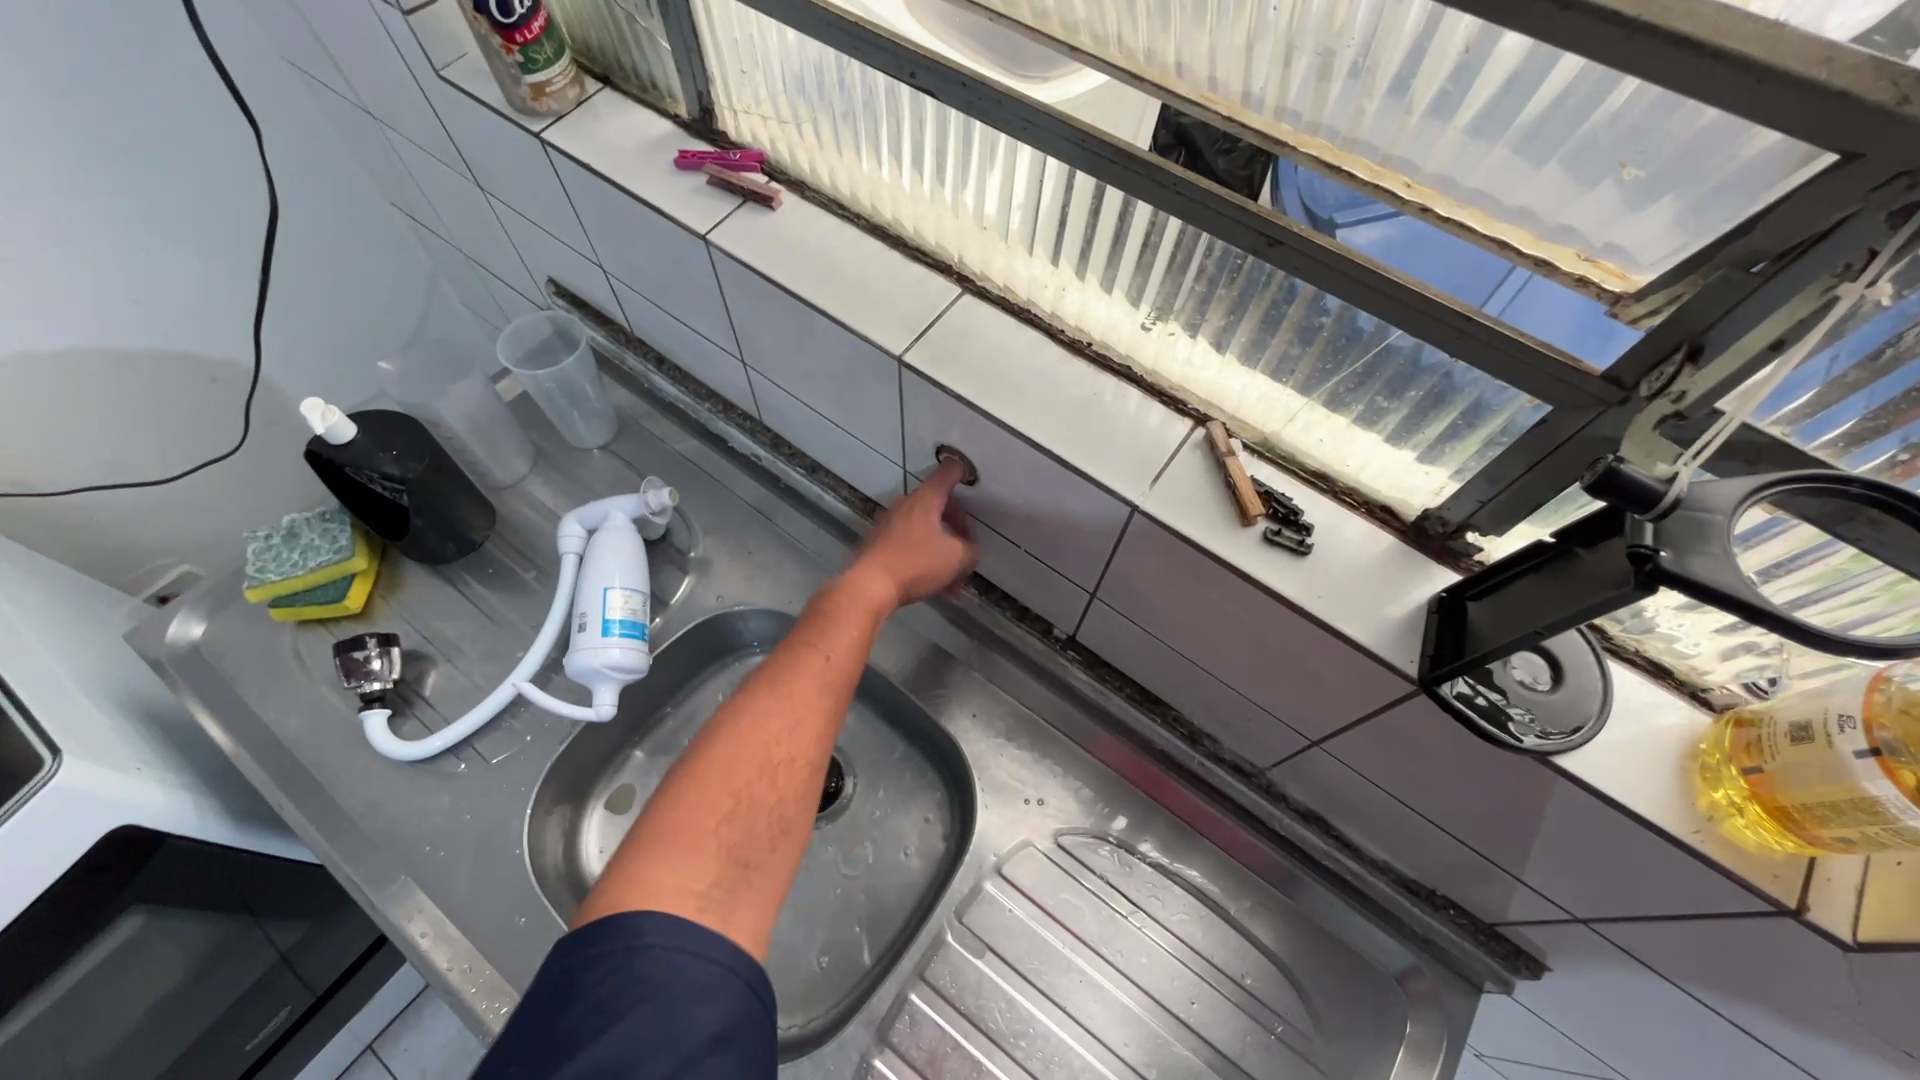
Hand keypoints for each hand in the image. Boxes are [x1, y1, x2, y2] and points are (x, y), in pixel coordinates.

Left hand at [840, 459, 977, 610]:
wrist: (869, 586)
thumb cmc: (916, 564)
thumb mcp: (957, 559)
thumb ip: (971, 550)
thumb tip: (969, 550)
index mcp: (926, 499)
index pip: (947, 472)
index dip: (962, 471)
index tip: (970, 476)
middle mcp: (905, 505)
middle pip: (937, 503)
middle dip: (956, 522)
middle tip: (967, 543)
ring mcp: (889, 524)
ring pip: (924, 528)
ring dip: (942, 545)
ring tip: (955, 576)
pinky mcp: (879, 543)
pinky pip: (910, 545)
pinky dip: (925, 557)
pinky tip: (937, 585)